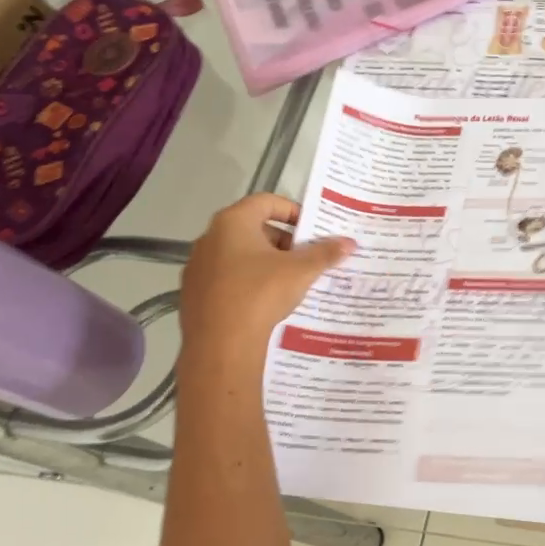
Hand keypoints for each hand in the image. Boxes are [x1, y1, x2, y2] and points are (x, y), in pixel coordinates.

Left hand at [179, 194, 352, 365]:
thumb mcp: (301, 271)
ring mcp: (198, 266)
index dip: (293, 211)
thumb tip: (349, 242)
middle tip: (306, 259)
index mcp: (232, 223)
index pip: (266, 201)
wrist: (221, 344)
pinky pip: (227, 278)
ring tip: (290, 282)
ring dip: (267, 263)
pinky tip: (265, 302)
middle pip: (253, 228)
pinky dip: (248, 282)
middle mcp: (210, 238)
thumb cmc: (261, 294)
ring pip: (240, 255)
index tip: (312, 230)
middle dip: (284, 242)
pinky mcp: (194, 292)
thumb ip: (325, 253)